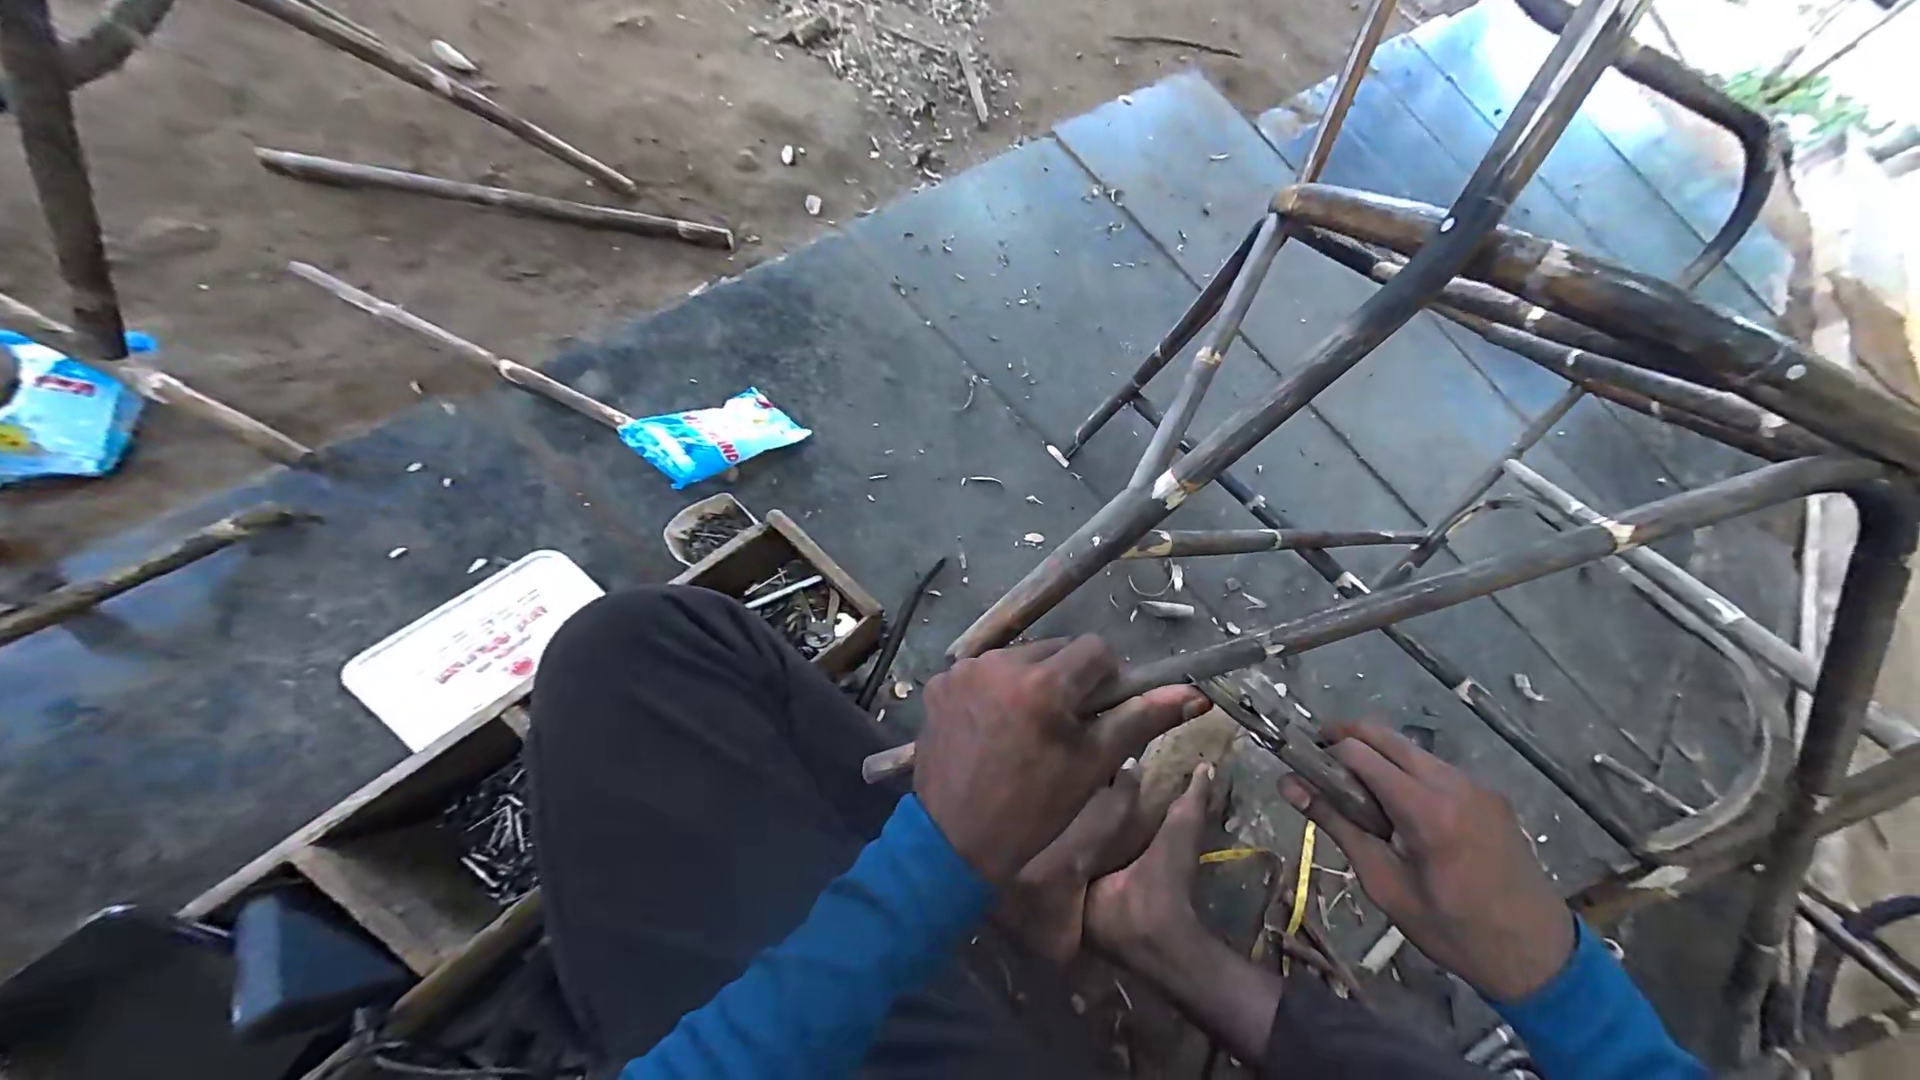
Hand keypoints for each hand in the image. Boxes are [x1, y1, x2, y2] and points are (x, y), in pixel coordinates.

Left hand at [913, 636, 1207, 882]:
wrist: (953, 842)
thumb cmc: (1032, 809)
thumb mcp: (1092, 765)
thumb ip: (1139, 720)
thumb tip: (1191, 693)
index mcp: (1042, 683)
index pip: (1095, 648)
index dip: (1106, 677)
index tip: (1099, 709)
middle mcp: (999, 664)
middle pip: (1055, 650)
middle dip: (1067, 679)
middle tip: (1062, 724)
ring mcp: (963, 671)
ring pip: (1017, 659)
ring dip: (1030, 682)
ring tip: (1024, 728)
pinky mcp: (939, 683)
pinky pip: (981, 672)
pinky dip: (993, 689)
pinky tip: (990, 726)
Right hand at [1278, 722, 1574, 1001]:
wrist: (1542, 960)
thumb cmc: (1452, 928)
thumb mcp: (1382, 881)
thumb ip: (1335, 824)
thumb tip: (1287, 784)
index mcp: (1426, 808)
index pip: (1358, 750)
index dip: (1322, 751)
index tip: (1302, 768)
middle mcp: (1452, 783)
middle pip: (1381, 733)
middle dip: (1343, 738)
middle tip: (1319, 765)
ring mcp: (1475, 785)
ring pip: (1406, 746)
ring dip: (1373, 755)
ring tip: (1357, 793)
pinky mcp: (1487, 794)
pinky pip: (1431, 765)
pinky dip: (1401, 769)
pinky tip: (1397, 807)